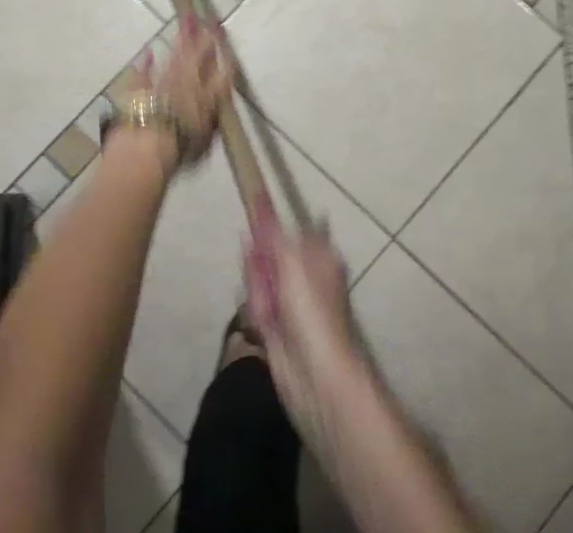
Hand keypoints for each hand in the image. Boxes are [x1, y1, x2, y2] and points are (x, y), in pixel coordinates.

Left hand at [116, 14, 232, 165]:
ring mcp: (163, 83)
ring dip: (182, 39)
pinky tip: (149, 52)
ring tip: (186, 21)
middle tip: (208, 19)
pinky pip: (145, 72)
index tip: (224, 40)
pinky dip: (146, 63)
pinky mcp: (141, 87)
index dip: (223, 55)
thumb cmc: (180, 151)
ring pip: (176, 57)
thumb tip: (214, 115)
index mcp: (208, 99)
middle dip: (204, 38)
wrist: (147, 145)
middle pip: (199, 57)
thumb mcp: (204, 142)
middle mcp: (188, 86)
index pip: (221, 73)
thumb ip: (209, 125)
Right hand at [243, 201, 364, 451]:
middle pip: (269, 256)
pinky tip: (265, 326)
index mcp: (320, 256)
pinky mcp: (276, 326)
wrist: (316, 374)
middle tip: (265, 280)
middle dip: (259, 266)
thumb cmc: (312, 313)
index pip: (291, 230)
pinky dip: (256, 315)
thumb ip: (272, 233)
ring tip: (268, 312)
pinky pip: (256, 308)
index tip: (253, 220)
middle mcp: (307, 276)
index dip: (270, 225)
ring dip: (257, 293)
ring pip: (259, 282)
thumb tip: (260, 197)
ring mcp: (291, 303)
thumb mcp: (292, 263)